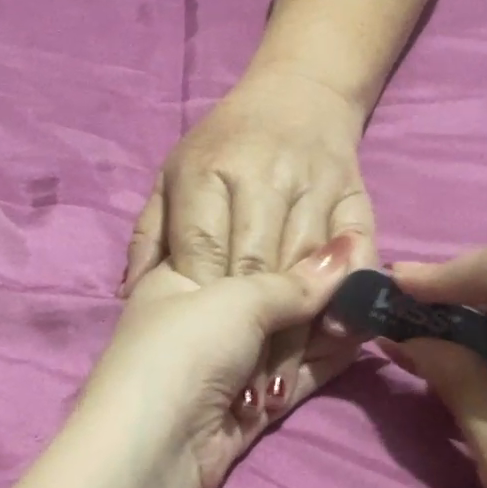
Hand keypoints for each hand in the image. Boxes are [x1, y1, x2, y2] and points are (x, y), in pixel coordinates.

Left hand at [82, 234, 359, 487]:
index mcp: (180, 276)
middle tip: (352, 282)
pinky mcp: (246, 408)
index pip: (237, 242)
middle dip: (308, 291)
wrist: (156, 448)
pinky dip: (322, 362)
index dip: (283, 237)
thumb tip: (346, 253)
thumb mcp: (238, 300)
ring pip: (283, 338)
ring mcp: (224, 366)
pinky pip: (293, 376)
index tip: (334, 238)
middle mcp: (201, 318)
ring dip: (318, 329)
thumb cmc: (184, 351)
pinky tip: (358, 340)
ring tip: (361, 311)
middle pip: (267, 294)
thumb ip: (295, 281)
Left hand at [122, 69, 378, 411]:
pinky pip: (358, 259)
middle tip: (242, 395)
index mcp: (207, 173)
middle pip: (257, 269)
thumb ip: (152, 238)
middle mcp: (263, 176)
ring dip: (292, 341)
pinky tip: (329, 344)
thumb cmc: (220, 155)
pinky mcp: (358, 199)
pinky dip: (347, 304)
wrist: (300, 92)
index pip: (206, 252)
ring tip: (274, 393)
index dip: (207, 312)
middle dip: (249, 338)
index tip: (203, 359)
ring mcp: (315, 186)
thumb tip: (128, 292)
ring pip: (304, 275)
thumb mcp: (169, 184)